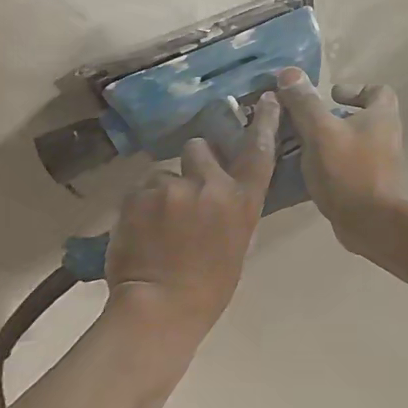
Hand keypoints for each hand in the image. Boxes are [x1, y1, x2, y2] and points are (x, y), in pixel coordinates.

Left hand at [104, 93, 280, 329]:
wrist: (160, 307)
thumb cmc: (209, 287)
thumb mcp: (236, 243)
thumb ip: (230, 209)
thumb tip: (218, 191)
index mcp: (242, 201)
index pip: (258, 152)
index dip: (264, 124)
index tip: (267, 99)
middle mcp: (211, 185)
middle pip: (199, 149)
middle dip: (192, 163)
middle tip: (184, 192)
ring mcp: (173, 187)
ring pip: (165, 172)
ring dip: (163, 189)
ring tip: (156, 221)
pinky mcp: (139, 194)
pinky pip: (140, 189)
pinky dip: (140, 204)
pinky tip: (140, 229)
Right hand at [274, 67, 403, 248]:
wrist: (369, 222)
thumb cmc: (347, 170)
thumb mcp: (320, 131)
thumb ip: (305, 103)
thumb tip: (288, 73)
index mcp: (382, 117)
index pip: (378, 90)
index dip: (355, 88)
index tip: (331, 96)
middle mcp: (387, 136)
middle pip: (363, 116)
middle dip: (335, 116)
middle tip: (308, 121)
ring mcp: (382, 162)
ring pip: (354, 141)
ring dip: (331, 140)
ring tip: (302, 145)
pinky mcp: (372, 184)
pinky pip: (350, 164)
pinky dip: (332, 162)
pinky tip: (309, 171)